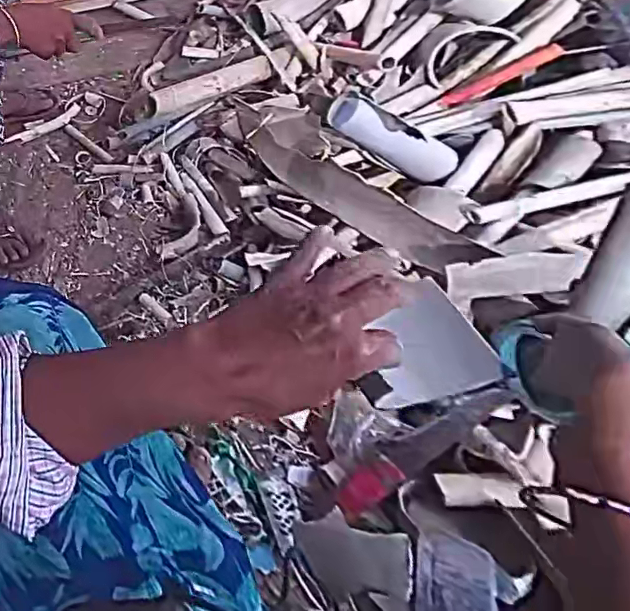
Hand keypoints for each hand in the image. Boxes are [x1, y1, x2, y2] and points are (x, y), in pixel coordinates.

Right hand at [0, 2, 104, 58]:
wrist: (12, 23)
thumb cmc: (23, 14)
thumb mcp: (44, 9)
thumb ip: (56, 18)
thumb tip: (57, 25)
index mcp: (65, 16)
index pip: (85, 23)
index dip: (94, 30)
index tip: (99, 35)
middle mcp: (65, 29)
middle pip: (74, 45)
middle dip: (67, 45)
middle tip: (56, 42)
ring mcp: (58, 42)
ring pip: (59, 52)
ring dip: (52, 48)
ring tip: (38, 39)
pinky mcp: (48, 52)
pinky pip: (47, 55)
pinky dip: (41, 52)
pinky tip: (34, 43)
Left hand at [189, 231, 408, 419]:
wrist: (222, 366)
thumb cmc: (260, 387)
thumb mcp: (314, 395)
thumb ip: (339, 374)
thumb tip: (348, 367)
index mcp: (351, 355)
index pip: (386, 347)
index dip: (388, 347)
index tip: (387, 346)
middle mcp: (338, 319)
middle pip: (381, 296)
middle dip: (398, 290)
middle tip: (406, 286)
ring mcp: (312, 296)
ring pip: (352, 269)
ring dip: (372, 262)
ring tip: (384, 258)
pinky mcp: (285, 281)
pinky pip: (307, 255)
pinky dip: (318, 242)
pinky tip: (325, 234)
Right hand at [537, 269, 629, 520]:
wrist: (614, 501)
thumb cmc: (627, 439)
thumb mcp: (612, 367)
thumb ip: (590, 329)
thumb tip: (567, 323)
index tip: (623, 249)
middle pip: (628, 321)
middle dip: (593, 306)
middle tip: (564, 295)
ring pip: (597, 345)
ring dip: (567, 335)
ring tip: (541, 330)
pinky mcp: (602, 413)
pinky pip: (575, 372)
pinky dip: (553, 362)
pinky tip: (537, 364)